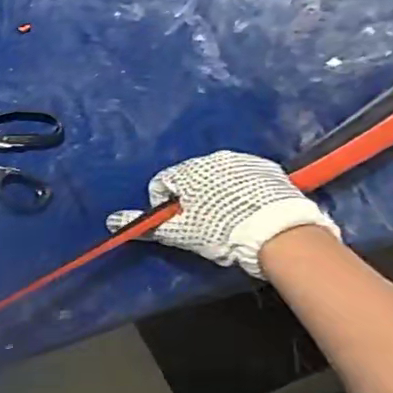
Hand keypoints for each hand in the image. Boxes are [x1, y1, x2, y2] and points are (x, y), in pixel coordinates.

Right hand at [105, 150, 341, 278]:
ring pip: (217, 177)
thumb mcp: (177, 231)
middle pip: (191, 178)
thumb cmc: (220, 230)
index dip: (165, 205)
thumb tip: (111, 221)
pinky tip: (246, 209)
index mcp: (188, 170)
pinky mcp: (270, 170)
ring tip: (225, 216)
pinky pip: (243, 178)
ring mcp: (245, 162)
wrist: (281, 234)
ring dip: (215, 192)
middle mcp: (215, 159)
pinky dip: (239, 191)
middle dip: (191, 196)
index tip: (178, 221)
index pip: (161, 184)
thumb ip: (143, 224)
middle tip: (201, 220)